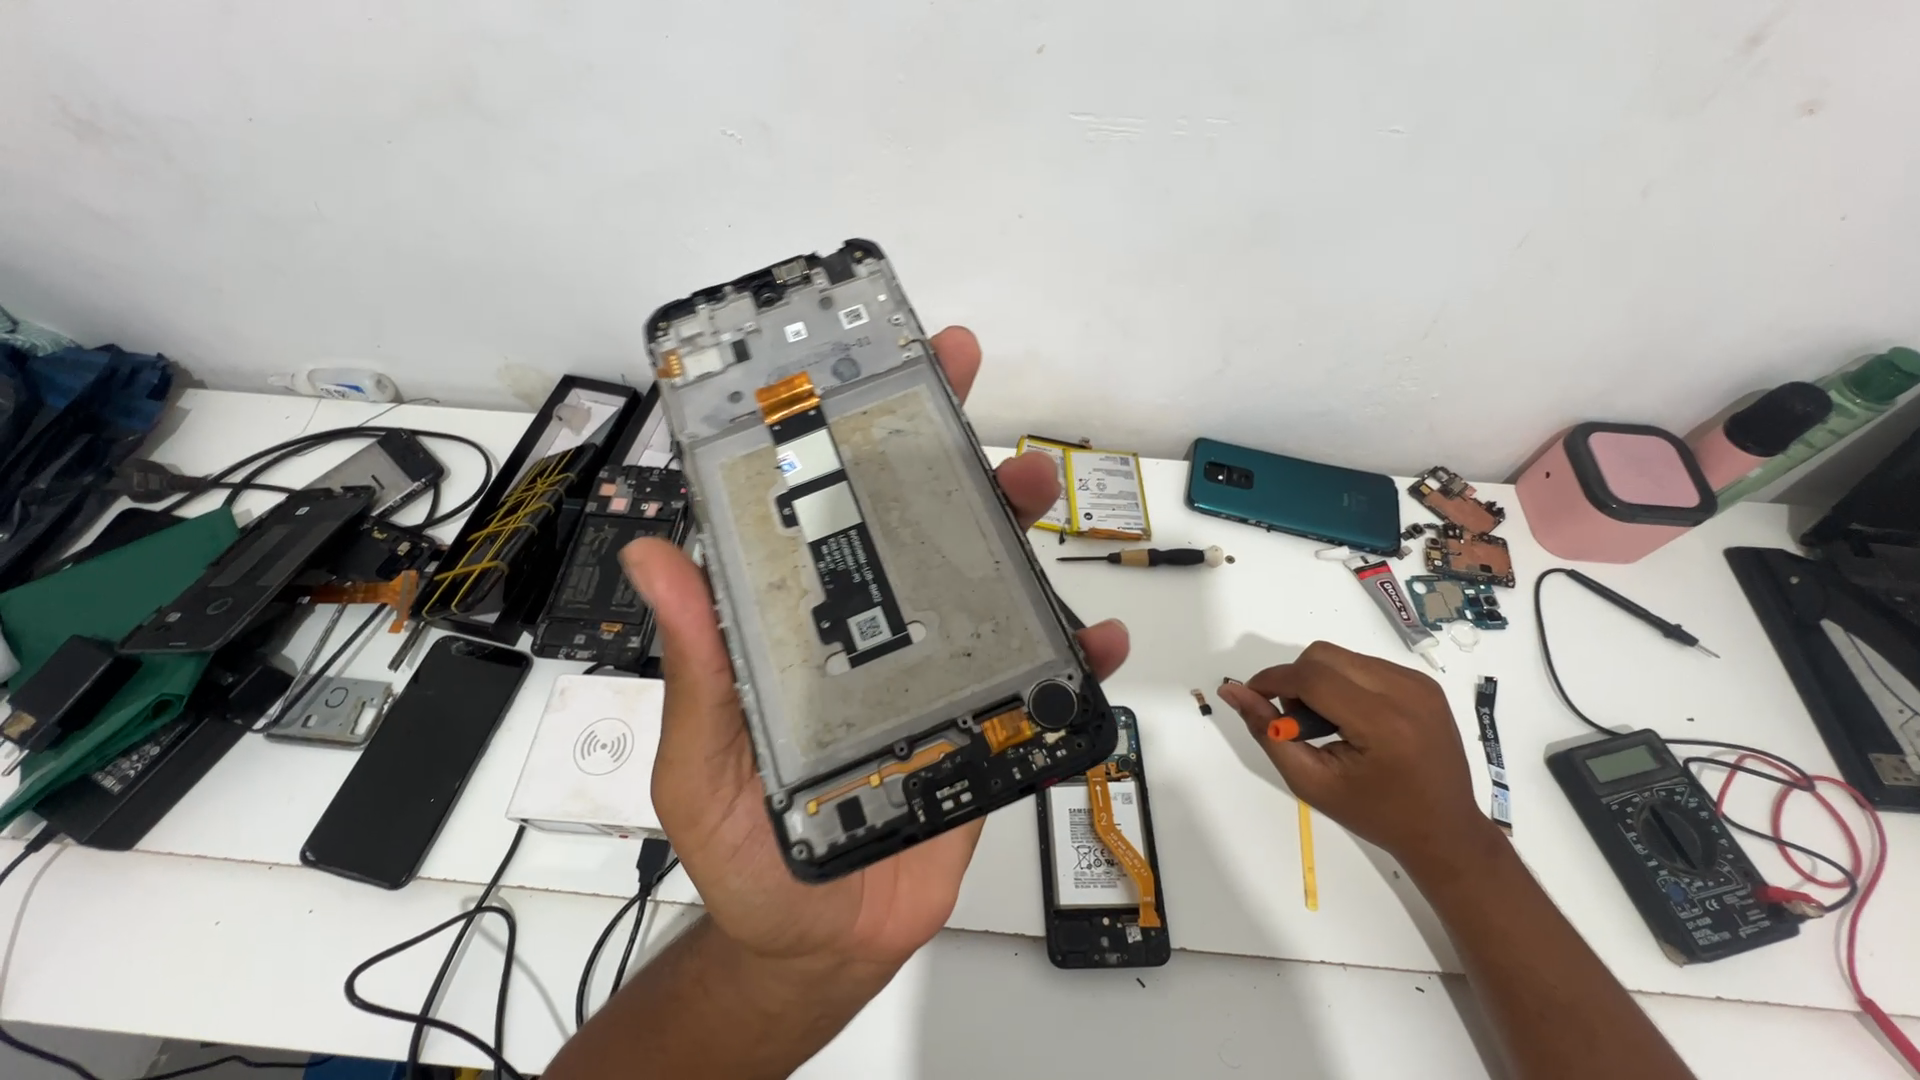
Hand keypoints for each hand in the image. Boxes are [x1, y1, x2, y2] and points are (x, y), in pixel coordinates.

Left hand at [620, 325, 1129, 973]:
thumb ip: (699, 667)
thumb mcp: (701, 755)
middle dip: (951, 465)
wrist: (814, 939)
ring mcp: (938, 678)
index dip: (852, 448)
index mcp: (807, 629)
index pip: (830, 522)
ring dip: (1016, 535)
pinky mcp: (986, 731)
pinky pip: (1041, 686)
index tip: (877, 380)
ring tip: (1036, 491)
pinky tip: (1098, 641)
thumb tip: (658, 562)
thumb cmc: (743, 848)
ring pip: (987, 590)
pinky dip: (1077, 661)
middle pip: (920, 535)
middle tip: (975, 411)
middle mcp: (878, 637)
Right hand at [1216, 641, 1492, 869]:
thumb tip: (1231, 690)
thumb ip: (1267, 732)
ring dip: (1318, 681)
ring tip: (1326, 724)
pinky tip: (1350, 719)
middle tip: (1296, 721)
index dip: (1272, 681)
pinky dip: (1344, 683)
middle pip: (1324, 656)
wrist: (1444, 830)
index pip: (1312, 678)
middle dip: (1296, 681)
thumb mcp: (1310, 781)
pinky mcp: (1424, 683)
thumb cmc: (1374, 814)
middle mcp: (1406, 693)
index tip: (1252, 698)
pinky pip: (1364, 664)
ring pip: (1342, 657)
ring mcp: (1419, 684)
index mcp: (1382, 724)